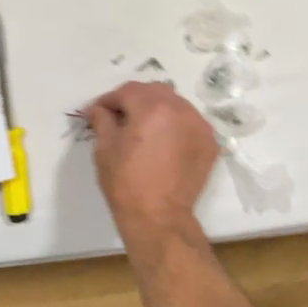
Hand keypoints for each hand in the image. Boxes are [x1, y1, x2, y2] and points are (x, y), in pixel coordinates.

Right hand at [85, 82, 218, 243]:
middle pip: (155, 91)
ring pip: (175, 105)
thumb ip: (102, 122)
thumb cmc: (125, 183)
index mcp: (151, 108)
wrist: (157, 215)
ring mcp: (199, 124)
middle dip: (135, 100)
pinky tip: (162, 144)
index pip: (128, 91)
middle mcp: (180, 109)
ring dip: (157, 111)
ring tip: (143, 131)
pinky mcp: (209, 141)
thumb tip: (97, 109)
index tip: (97, 112)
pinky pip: (189, 123)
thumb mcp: (105, 151)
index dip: (109, 99)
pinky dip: (174, 126)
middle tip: (119, 118)